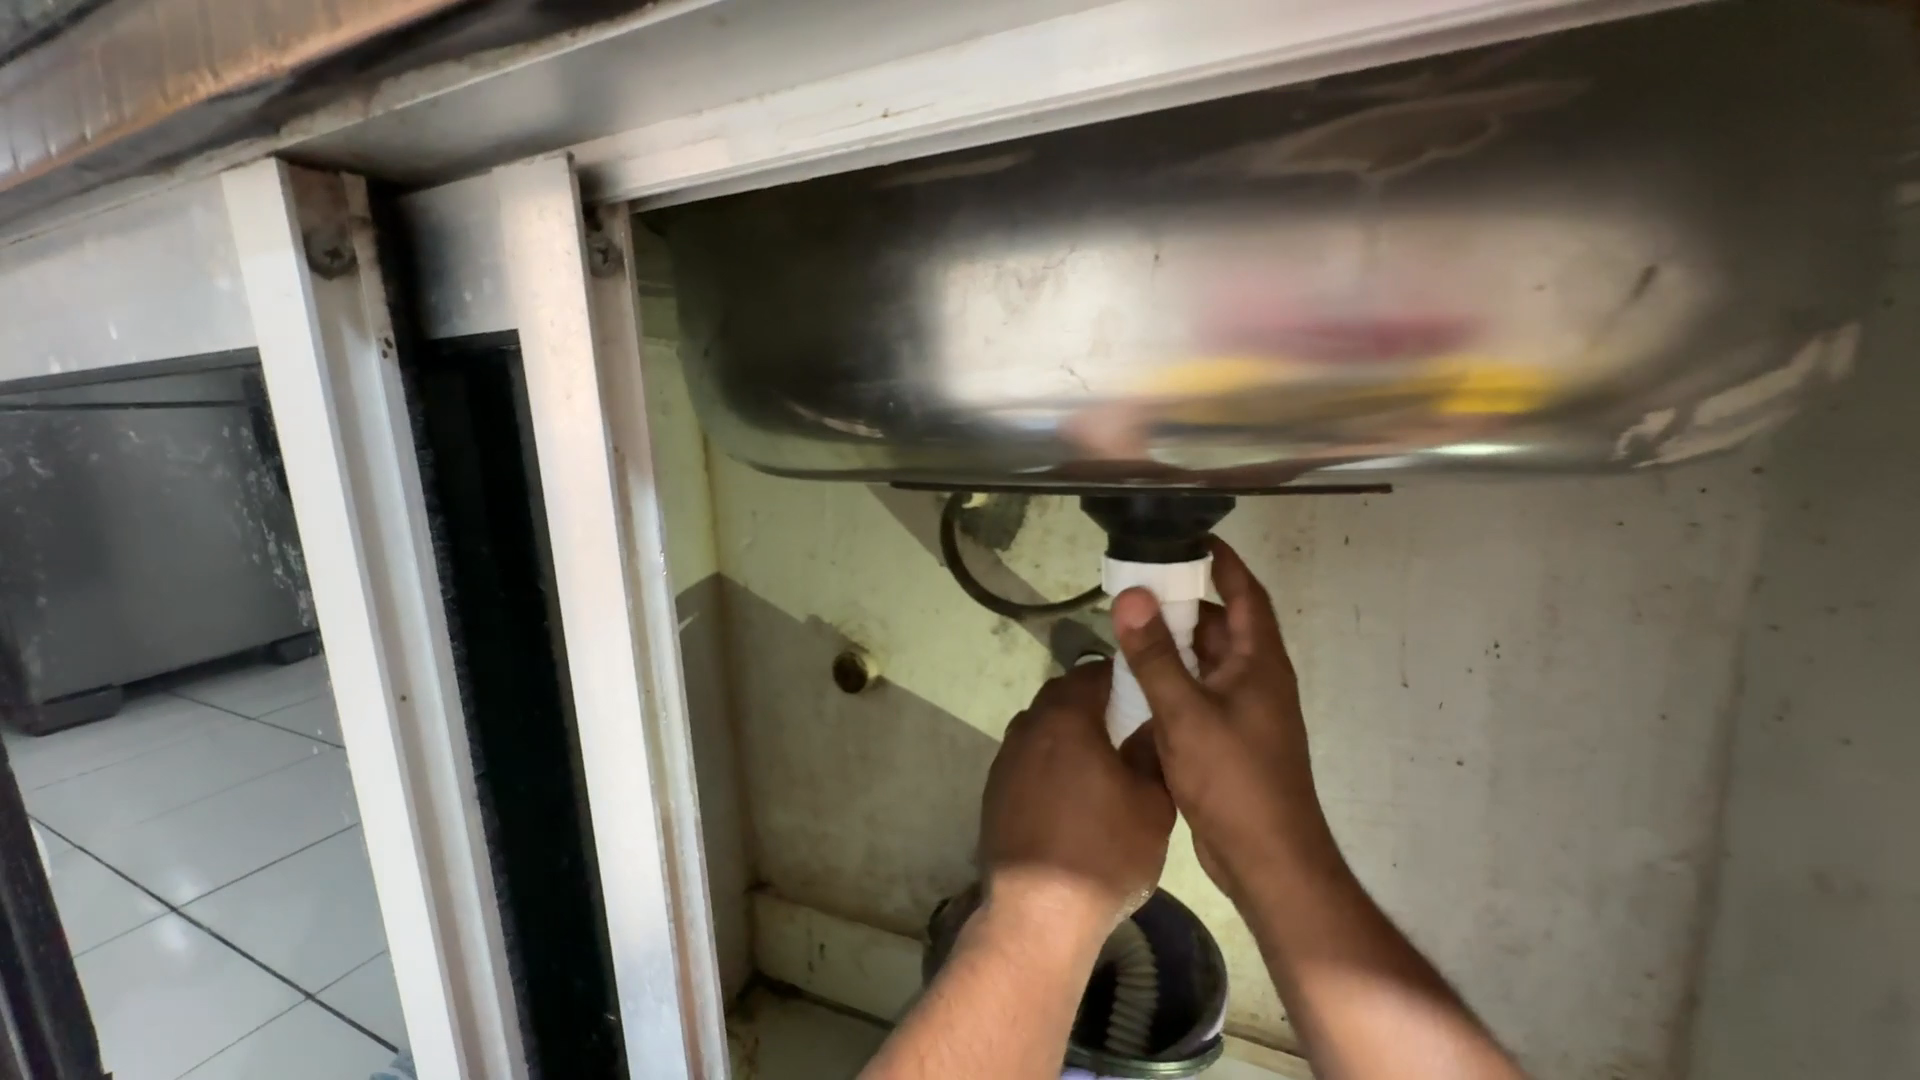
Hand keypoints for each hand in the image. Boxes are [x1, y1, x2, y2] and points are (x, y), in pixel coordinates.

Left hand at [980, 663, 1175, 934]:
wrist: (1038, 915)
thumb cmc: (1104, 854)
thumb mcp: (1152, 804)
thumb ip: (1152, 752)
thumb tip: (1151, 723)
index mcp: (1066, 720)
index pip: (1095, 673)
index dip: (1124, 678)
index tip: (1146, 693)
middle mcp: (1028, 728)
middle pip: (1062, 695)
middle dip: (1094, 700)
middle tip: (1127, 724)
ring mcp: (1005, 759)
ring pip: (1041, 725)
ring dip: (1068, 730)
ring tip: (1099, 759)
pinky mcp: (994, 789)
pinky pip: (1027, 756)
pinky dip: (1049, 759)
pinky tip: (1070, 791)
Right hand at [1110, 538, 1340, 901]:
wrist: (1266, 859)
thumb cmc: (1233, 778)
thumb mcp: (1186, 712)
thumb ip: (1155, 654)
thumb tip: (1129, 595)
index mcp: (1260, 661)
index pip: (1246, 593)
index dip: (1223, 561)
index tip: (1190, 535)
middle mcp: (1256, 678)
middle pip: (1220, 625)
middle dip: (1183, 602)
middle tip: (1136, 585)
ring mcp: (1243, 710)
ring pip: (1205, 661)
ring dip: (1172, 644)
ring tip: (1127, 627)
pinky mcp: (1227, 738)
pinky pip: (1196, 693)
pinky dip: (1170, 680)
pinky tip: (1135, 683)